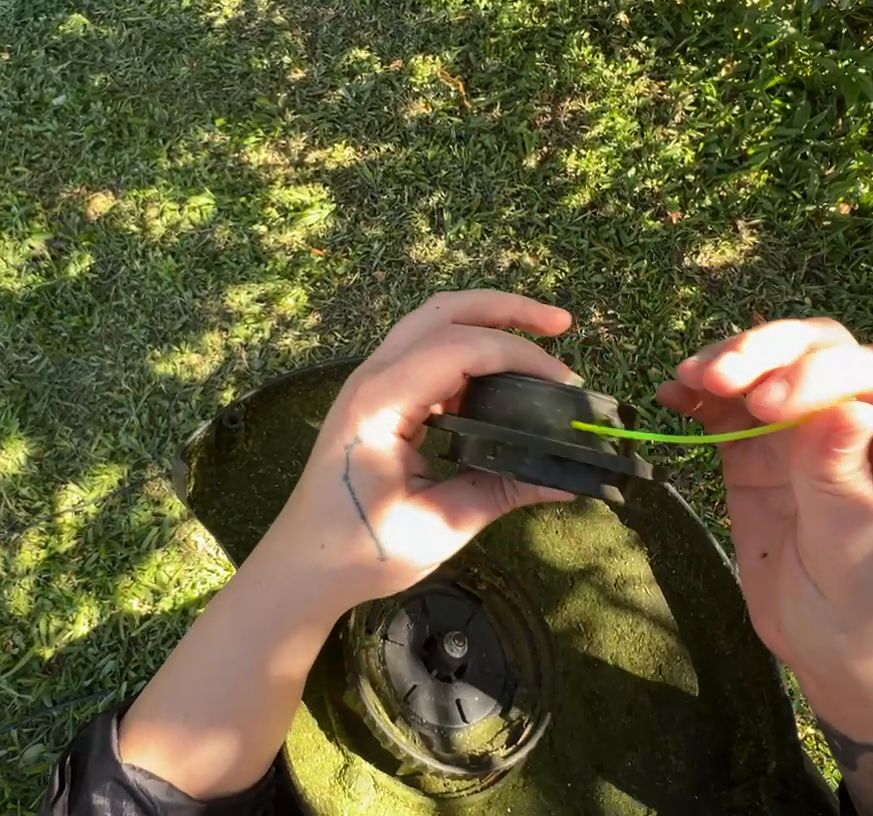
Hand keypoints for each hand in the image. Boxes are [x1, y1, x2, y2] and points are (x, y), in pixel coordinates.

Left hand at [247, 290, 577, 618]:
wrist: (303, 564)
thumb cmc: (361, 550)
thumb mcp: (440, 525)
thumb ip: (503, 490)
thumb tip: (569, 478)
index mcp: (381, 403)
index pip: (459, 349)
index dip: (518, 356)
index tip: (565, 385)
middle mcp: (372, 376)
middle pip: (443, 312)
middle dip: (504, 308)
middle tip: (561, 323)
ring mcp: (371, 380)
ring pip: (432, 322)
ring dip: (486, 319)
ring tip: (539, 334)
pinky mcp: (378, 394)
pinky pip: (425, 350)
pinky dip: (468, 348)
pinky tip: (499, 376)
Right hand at [656, 319, 872, 743]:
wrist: (833, 665)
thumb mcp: (863, 572)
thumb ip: (845, 490)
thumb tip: (846, 409)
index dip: (829, 372)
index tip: (770, 406)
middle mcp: (866, 429)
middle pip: (826, 351)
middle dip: (770, 352)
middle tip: (718, 379)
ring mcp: (808, 437)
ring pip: (775, 364)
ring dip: (730, 360)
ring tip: (687, 377)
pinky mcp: (759, 452)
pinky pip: (730, 406)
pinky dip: (699, 393)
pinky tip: (671, 394)